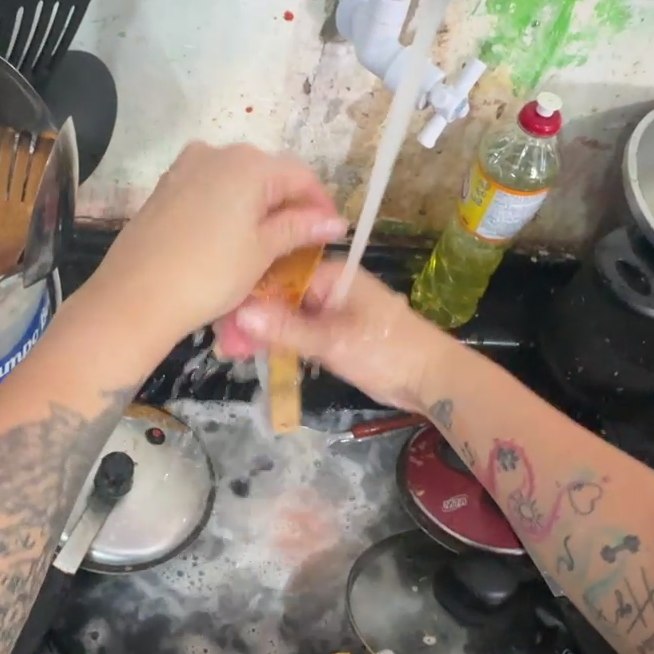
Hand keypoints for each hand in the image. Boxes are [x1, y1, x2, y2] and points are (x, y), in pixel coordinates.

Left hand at [80, 143, 347, 343]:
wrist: (136, 297)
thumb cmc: (209, 275)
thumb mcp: (262, 252)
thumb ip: (299, 229)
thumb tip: (334, 221)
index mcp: (249, 164)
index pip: (300, 175)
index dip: (320, 204)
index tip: (330, 233)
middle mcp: (216, 153)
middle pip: (267, 174)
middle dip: (288, 205)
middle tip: (301, 243)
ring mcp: (186, 168)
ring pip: (236, 182)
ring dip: (257, 207)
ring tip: (266, 245)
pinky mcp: (165, 187)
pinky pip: (209, 191)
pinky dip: (228, 209)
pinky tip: (230, 241)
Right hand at [215, 262, 454, 412]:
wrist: (431, 378)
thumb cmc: (386, 351)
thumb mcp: (332, 341)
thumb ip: (286, 328)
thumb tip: (241, 313)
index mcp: (330, 274)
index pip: (277, 276)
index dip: (248, 298)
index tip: (223, 322)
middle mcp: (327, 286)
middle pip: (279, 296)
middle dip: (252, 319)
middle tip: (224, 345)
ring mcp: (330, 310)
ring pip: (286, 316)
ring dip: (264, 334)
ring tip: (233, 352)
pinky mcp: (333, 333)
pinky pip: (299, 333)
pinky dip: (281, 344)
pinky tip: (258, 355)